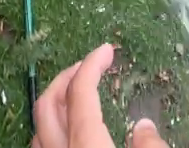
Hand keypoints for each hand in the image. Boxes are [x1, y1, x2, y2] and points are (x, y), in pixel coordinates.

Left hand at [32, 44, 170, 147]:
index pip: (80, 91)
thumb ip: (151, 147)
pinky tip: (70, 136)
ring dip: (55, 106)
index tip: (107, 49)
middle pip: (47, 104)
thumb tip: (144, 126)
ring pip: (38, 130)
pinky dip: (51, 133)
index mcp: (87, 146)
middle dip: (66, 77)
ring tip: (77, 97)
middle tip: (88, 66)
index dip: (92, 64)